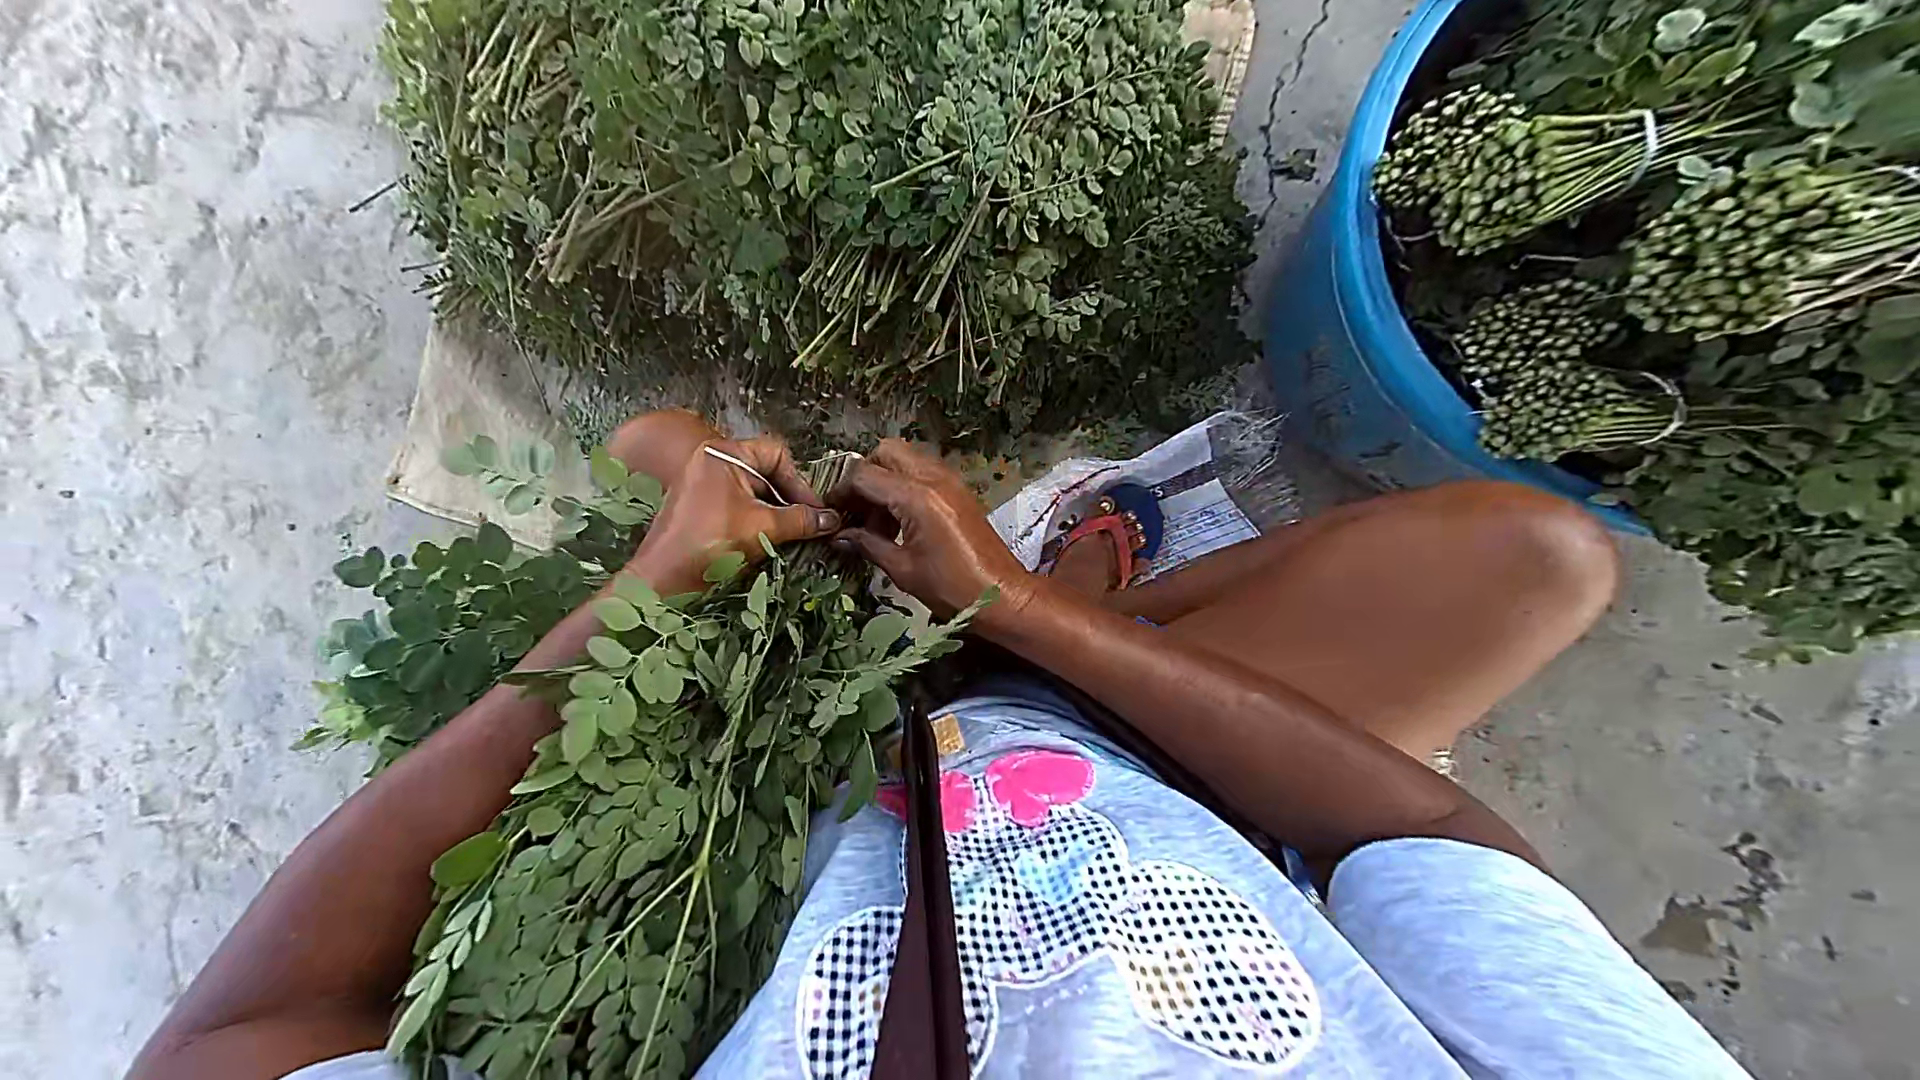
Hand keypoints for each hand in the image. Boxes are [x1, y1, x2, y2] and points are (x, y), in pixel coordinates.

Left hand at [629, 435, 841, 594]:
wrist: (665, 579)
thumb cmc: (711, 542)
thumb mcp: (764, 527)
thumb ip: (801, 519)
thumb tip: (831, 519)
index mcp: (723, 453)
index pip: (777, 454)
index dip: (800, 481)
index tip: (814, 509)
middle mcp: (713, 462)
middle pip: (768, 472)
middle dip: (791, 499)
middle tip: (811, 523)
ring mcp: (706, 484)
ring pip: (757, 491)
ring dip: (779, 512)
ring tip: (796, 534)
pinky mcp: (703, 507)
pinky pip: (742, 505)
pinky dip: (761, 520)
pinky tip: (774, 539)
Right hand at [828, 439, 1035, 623]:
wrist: (1001, 595)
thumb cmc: (952, 588)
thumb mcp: (902, 569)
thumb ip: (868, 544)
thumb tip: (840, 535)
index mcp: (918, 497)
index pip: (865, 474)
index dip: (841, 491)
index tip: (831, 511)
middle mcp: (934, 478)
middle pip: (886, 452)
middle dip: (864, 475)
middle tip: (856, 509)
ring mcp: (950, 480)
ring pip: (905, 458)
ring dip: (885, 480)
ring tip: (877, 522)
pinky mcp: (959, 490)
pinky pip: (923, 472)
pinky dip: (904, 485)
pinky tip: (899, 521)